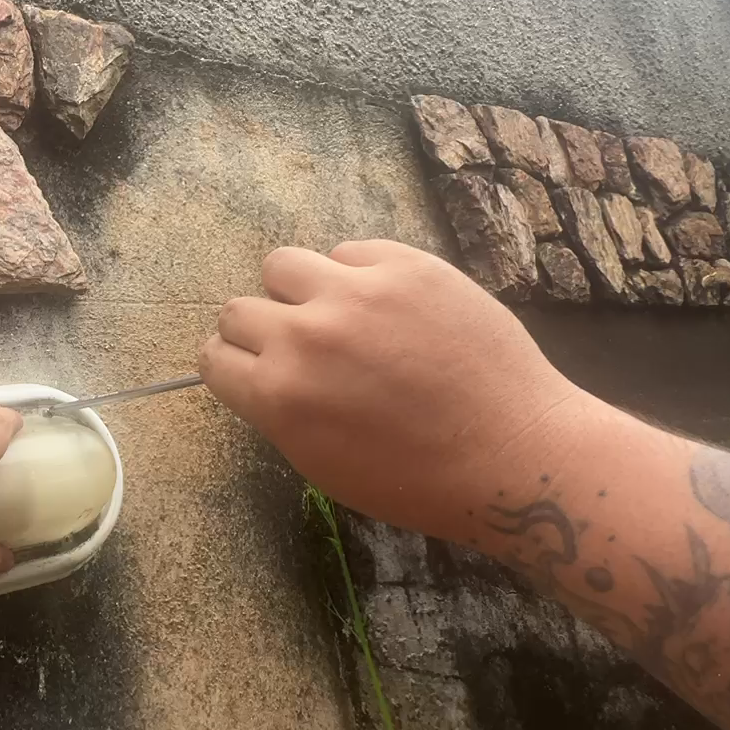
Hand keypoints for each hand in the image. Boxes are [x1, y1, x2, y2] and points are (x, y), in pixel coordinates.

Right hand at [199, 240, 601, 534]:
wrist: (516, 455)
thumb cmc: (413, 479)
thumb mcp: (318, 462)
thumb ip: (275, 407)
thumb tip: (257, 367)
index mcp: (277, 395)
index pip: (213, 356)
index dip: (231, 364)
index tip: (252, 367)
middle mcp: (304, 336)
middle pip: (236, 308)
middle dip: (259, 330)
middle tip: (299, 346)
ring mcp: (356, 293)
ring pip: (281, 264)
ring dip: (296, 290)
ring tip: (333, 310)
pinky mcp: (406, 265)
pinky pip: (348, 251)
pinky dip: (355, 275)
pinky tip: (386, 305)